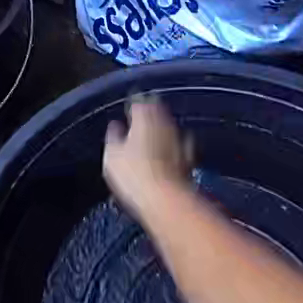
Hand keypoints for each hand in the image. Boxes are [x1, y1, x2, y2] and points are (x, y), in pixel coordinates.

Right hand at [103, 94, 194, 217]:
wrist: (166, 200)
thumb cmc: (134, 175)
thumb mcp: (112, 155)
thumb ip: (113, 137)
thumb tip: (115, 127)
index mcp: (144, 116)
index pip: (138, 102)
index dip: (132, 107)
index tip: (127, 112)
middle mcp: (165, 122)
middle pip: (157, 111)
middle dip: (149, 115)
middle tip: (139, 122)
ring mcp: (180, 139)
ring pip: (169, 127)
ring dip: (161, 130)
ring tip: (151, 139)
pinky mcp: (190, 157)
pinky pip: (181, 146)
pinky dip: (175, 147)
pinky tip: (170, 155)